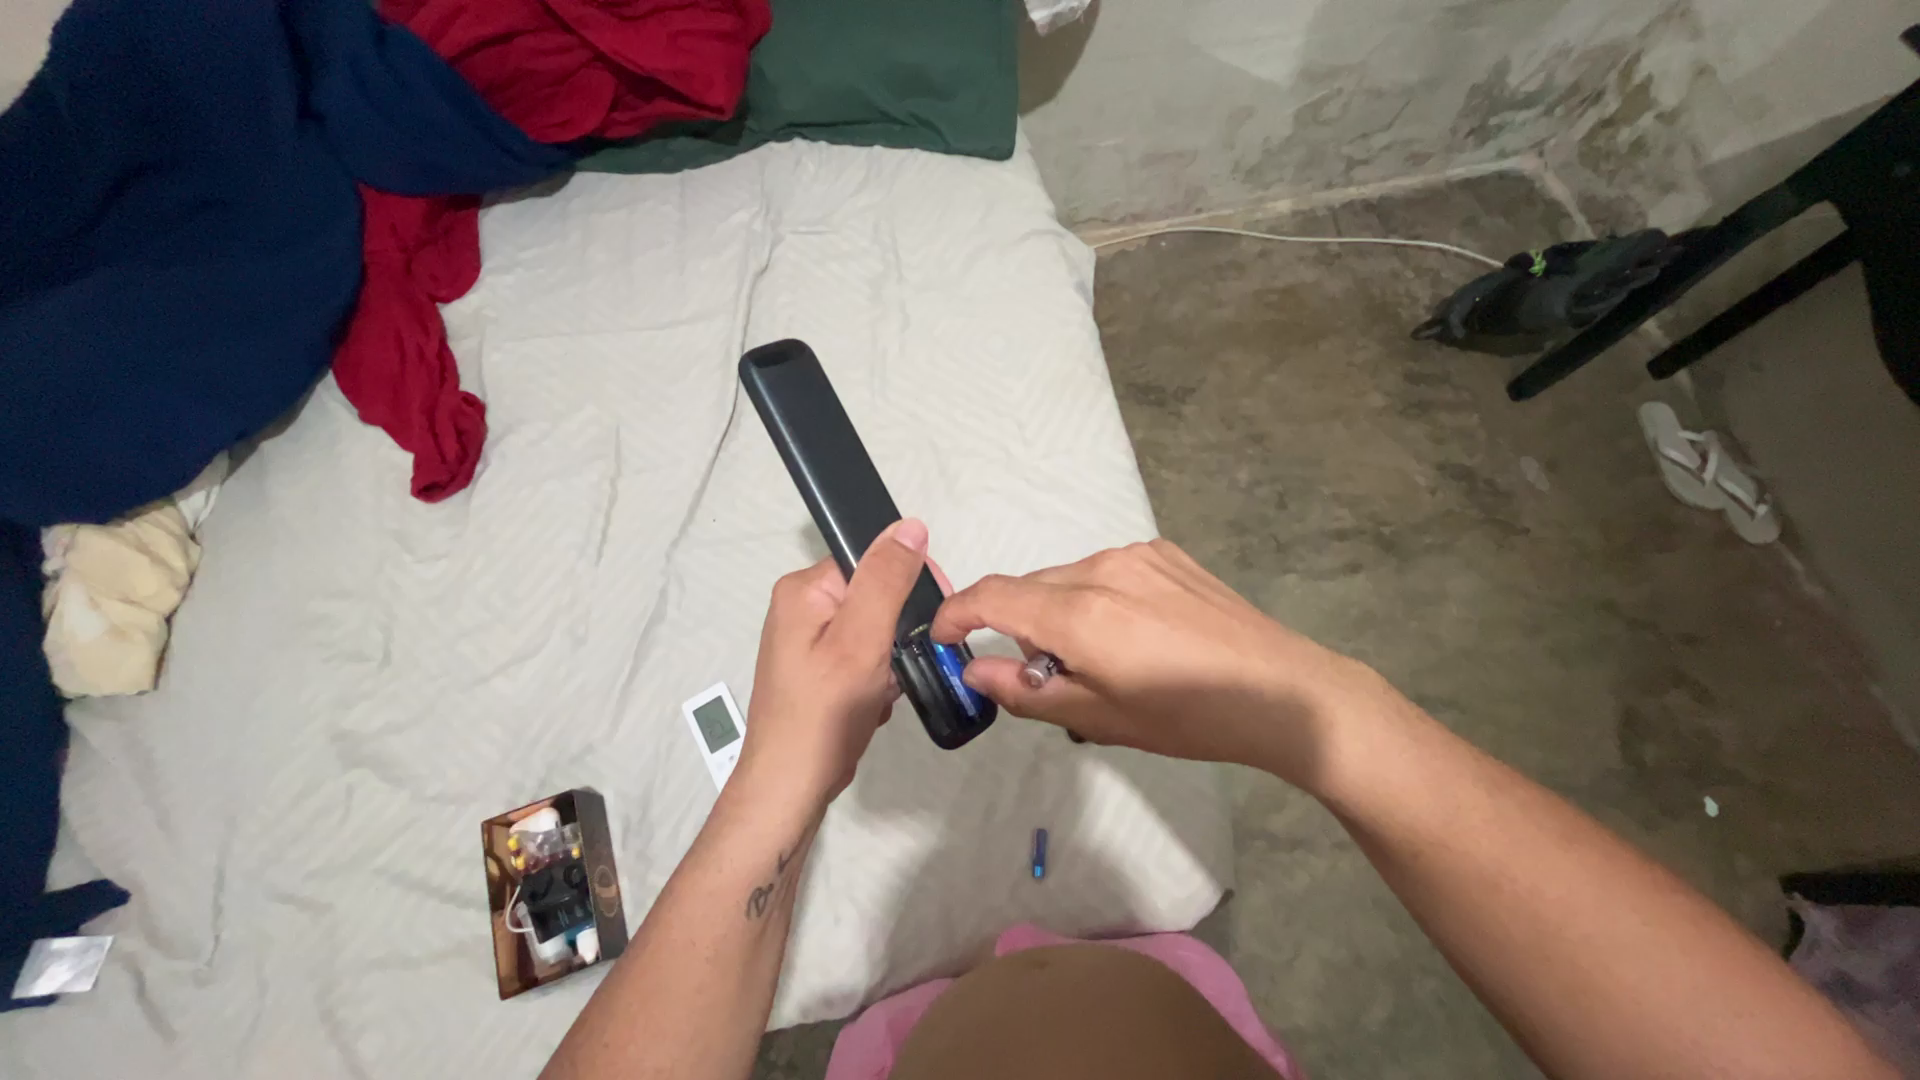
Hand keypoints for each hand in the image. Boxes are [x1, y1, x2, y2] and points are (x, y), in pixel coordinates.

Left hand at [736, 519, 930, 809]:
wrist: (791, 788)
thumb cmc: (824, 712)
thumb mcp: (861, 639)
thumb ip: (887, 579)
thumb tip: (911, 526)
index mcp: (804, 590)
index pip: (869, 560)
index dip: (906, 582)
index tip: (932, 614)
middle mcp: (801, 608)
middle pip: (873, 596)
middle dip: (897, 630)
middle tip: (898, 665)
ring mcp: (808, 644)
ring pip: (873, 632)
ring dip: (890, 659)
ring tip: (883, 690)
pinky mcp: (818, 673)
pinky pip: (863, 659)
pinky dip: (877, 679)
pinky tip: (874, 703)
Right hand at [931, 539, 1398, 789]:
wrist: (1282, 692)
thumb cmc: (1186, 718)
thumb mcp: (1098, 719)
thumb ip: (1025, 692)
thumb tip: (975, 670)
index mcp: (1078, 614)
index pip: (991, 596)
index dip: (957, 613)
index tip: (944, 638)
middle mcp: (1099, 569)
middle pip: (1027, 587)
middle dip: (1014, 624)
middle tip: (1038, 673)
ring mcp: (1134, 555)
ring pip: (1065, 578)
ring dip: (1056, 611)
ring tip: (1097, 656)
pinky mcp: (1164, 553)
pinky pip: (1104, 570)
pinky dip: (1093, 597)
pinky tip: (1133, 632)